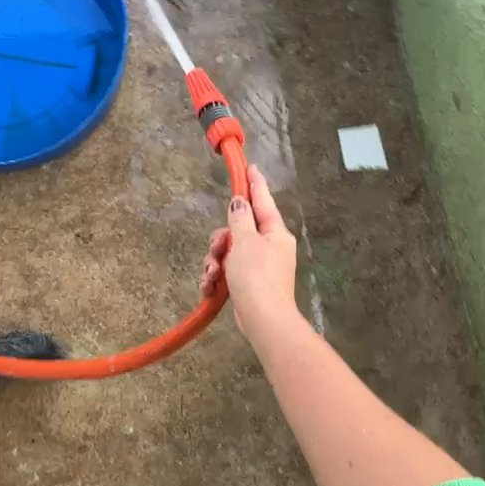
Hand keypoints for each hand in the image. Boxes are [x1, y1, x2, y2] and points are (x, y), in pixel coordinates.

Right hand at [199, 166, 298, 329]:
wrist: (262, 318)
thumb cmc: (256, 275)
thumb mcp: (244, 241)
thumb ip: (240, 218)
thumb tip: (240, 202)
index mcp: (275, 232)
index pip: (262, 200)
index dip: (254, 184)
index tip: (250, 167)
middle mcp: (270, 247)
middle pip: (239, 230)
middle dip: (221, 240)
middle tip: (217, 248)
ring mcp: (259, 267)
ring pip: (228, 252)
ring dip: (214, 261)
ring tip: (212, 274)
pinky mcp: (248, 284)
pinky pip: (227, 272)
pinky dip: (216, 278)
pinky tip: (210, 287)